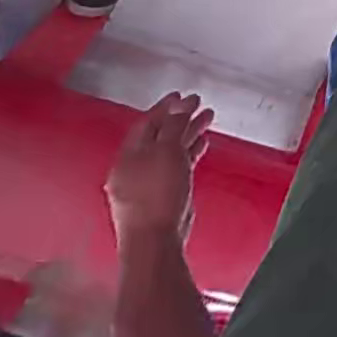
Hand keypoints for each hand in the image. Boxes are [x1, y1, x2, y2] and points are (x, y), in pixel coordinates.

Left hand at [107, 92, 213, 244]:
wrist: (156, 240)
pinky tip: (202, 144)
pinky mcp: (163, 196)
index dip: (166, 107)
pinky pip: (177, 166)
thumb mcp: (168, 151)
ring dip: (189, 133)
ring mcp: (149, 183)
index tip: (182, 95)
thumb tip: (181, 106)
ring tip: (208, 118)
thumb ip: (175, 126)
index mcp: (129, 155)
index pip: (148, 122)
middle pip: (160, 135)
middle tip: (199, 104)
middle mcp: (135, 167)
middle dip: (181, 118)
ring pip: (170, 150)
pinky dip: (189, 152)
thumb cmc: (157, 194)